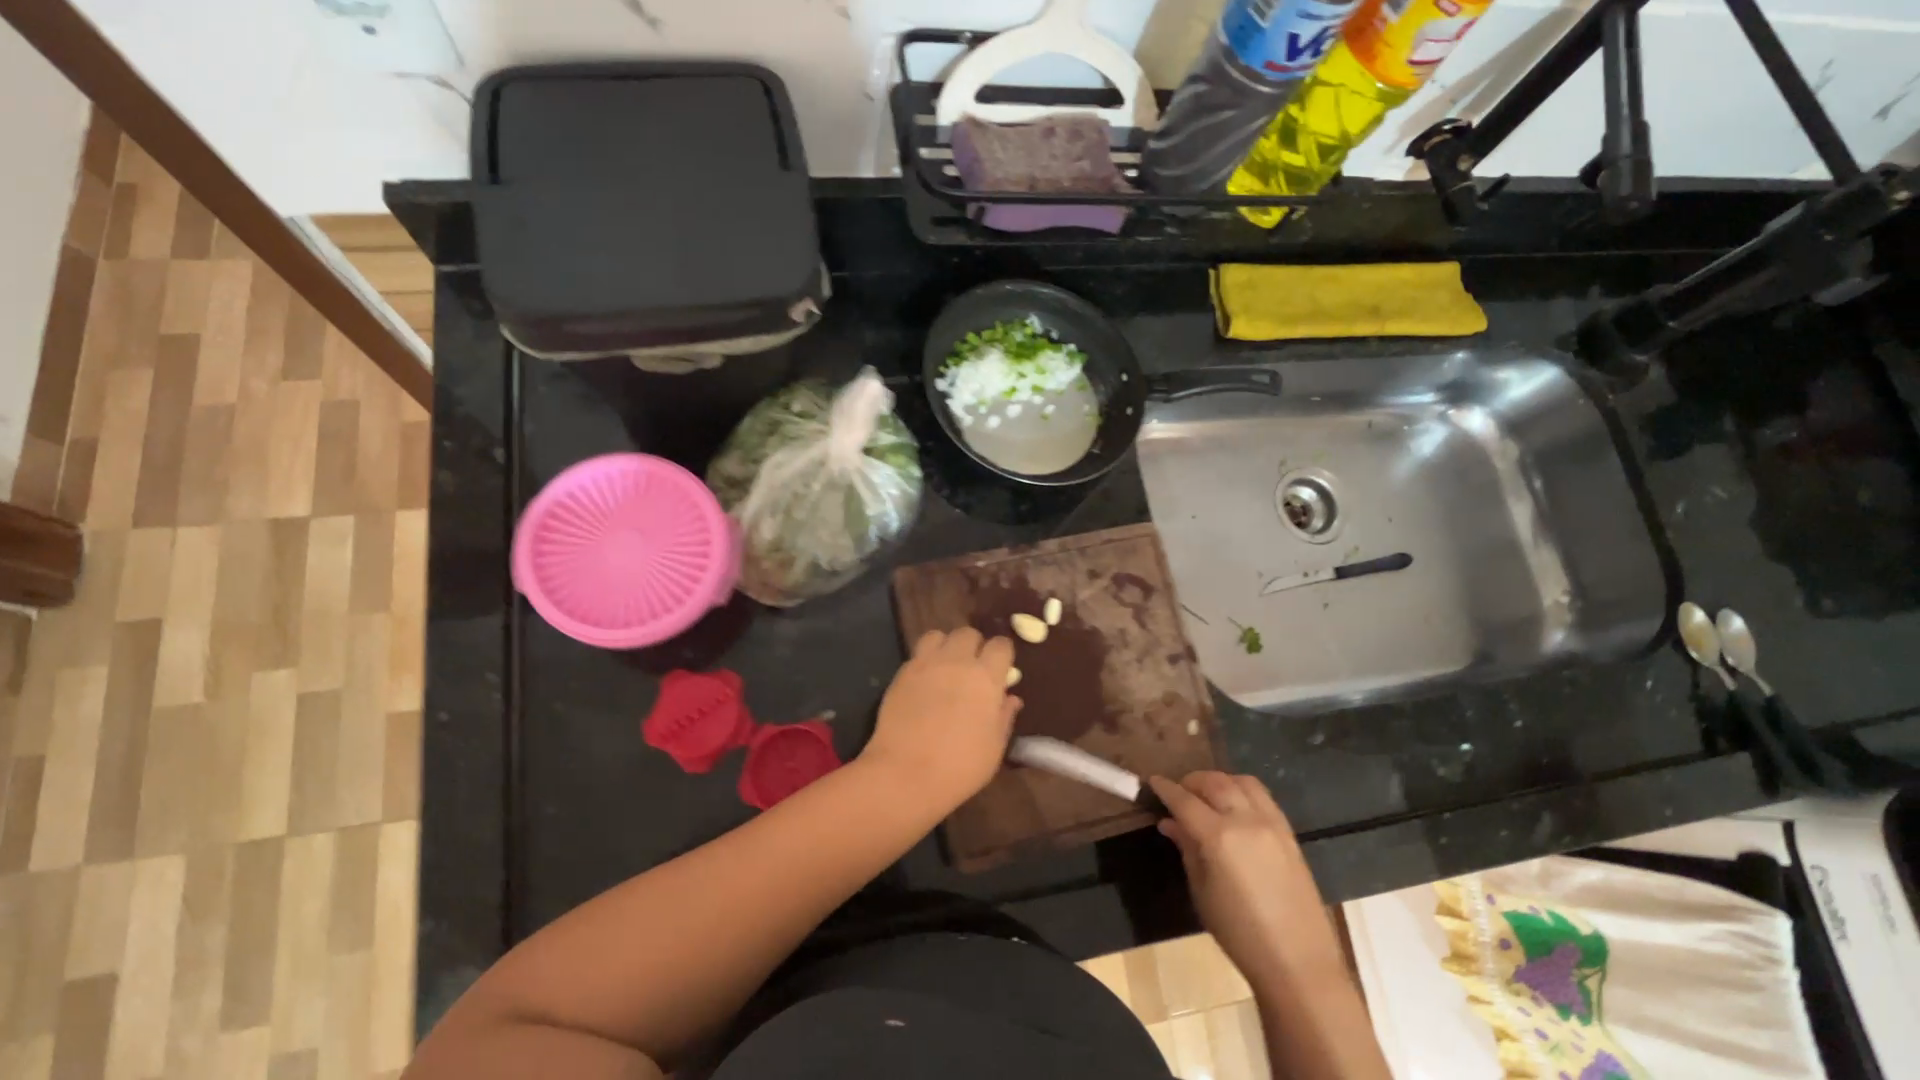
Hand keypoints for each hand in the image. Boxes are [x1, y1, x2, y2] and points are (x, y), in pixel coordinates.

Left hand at [861, 628, 1021, 811]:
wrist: (906, 773)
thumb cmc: (960, 766)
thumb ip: (1004, 717)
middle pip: (968, 633)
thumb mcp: (994, 747)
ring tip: (946, 668)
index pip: (1001, 645)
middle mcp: (956, 662)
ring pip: (938, 635)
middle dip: (974, 646)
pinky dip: (924, 662)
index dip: (1002, 655)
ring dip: (946, 646)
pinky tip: (924, 684)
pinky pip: (917, 655)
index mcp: (986, 677)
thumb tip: (1010, 698)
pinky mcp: (901, 674)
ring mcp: (925, 665)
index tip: (1001, 670)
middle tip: (973, 670)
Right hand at [1149, 772, 1342, 989]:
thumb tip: (1170, 823)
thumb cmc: (1238, 932)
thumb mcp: (1201, 892)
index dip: (1165, 789)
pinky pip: (1263, 797)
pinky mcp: (1289, 832)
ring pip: (1242, 782)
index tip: (1151, 781)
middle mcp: (1247, 820)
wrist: (1296, 958)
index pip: (1185, 800)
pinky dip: (1243, 791)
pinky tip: (1234, 807)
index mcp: (1219, 837)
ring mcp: (1272, 823)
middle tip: (1177, 790)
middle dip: (1192, 781)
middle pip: (1215, 782)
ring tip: (1206, 794)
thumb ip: (1187, 849)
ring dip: (1219, 781)